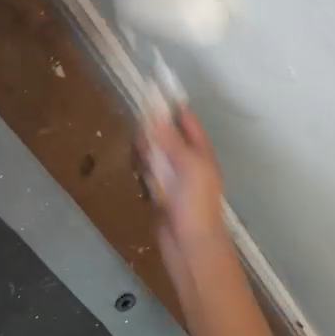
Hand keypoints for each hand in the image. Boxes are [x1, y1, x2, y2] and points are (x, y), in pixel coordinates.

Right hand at [135, 104, 228, 269]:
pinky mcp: (160, 196)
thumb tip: (157, 114)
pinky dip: (141, 166)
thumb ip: (172, 141)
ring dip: (147, 146)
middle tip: (138, 112)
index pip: (188, 124)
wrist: (189, 244)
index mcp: (201, 155)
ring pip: (158, 156)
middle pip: (170, 139)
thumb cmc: (195, 203)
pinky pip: (149, 175)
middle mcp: (188, 165)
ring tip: (133, 133)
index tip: (157, 91)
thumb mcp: (187, 166)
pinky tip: (134, 160)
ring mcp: (173, 181)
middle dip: (156, 126)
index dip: (174, 108)